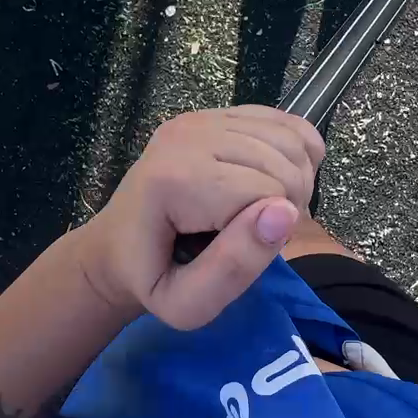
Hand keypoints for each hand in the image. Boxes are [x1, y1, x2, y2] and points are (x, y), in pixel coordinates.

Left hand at [78, 106, 323, 329]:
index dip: (275, 232)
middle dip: (291, 204)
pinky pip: (283, 121)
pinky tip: (279, 181)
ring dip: (298, 180)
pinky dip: (298, 152)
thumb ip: (234, 267)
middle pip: (284, 160)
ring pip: (290, 139)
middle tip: (262, 236)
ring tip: (270, 211)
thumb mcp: (187, 303)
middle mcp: (188, 135)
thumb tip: (284, 212)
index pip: (269, 192)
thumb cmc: (152, 280)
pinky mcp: (215, 114)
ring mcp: (201, 118)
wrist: (118, 247)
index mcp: (174, 180)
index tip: (249, 254)